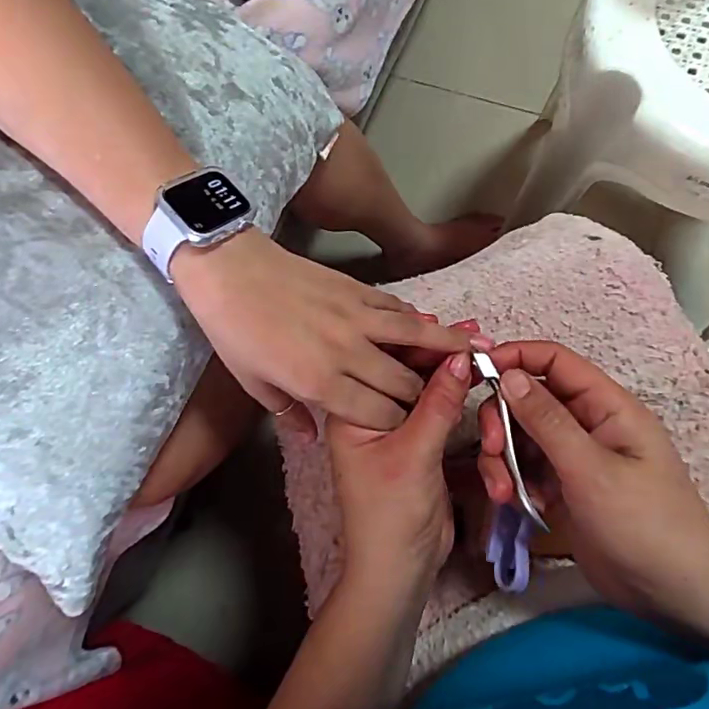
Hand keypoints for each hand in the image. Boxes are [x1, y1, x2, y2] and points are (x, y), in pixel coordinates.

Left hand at [174, 230, 478, 439]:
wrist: (229, 271)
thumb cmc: (234, 332)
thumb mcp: (253, 384)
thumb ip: (290, 413)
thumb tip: (312, 437)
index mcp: (320, 383)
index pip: (380, 414)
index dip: (401, 424)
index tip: (412, 427)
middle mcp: (348, 353)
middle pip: (404, 384)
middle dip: (426, 396)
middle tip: (443, 397)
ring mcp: (357, 317)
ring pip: (416, 338)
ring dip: (448, 347)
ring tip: (479, 350)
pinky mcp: (358, 289)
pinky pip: (397, 308)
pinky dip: (417, 318)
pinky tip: (431, 324)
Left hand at [327, 346, 474, 595]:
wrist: (398, 569)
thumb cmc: (390, 515)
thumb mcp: (414, 455)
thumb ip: (438, 404)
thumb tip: (461, 357)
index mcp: (350, 411)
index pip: (384, 363)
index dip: (420, 343)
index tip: (457, 329)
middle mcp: (368, 412)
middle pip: (404, 368)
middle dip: (439, 349)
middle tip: (475, 331)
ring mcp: (392, 425)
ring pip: (422, 384)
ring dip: (450, 367)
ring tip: (479, 344)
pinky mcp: (415, 440)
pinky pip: (435, 405)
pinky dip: (455, 390)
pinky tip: (473, 374)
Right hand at [477, 342, 708, 622]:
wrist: (674, 593)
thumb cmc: (643, 523)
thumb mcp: (591, 469)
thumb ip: (547, 420)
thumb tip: (509, 375)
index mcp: (606, 406)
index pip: (555, 361)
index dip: (515, 357)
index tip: (478, 372)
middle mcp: (588, 423)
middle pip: (529, 400)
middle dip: (502, 421)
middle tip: (492, 451)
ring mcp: (574, 456)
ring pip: (522, 437)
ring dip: (504, 459)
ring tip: (504, 494)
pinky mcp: (564, 486)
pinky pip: (527, 468)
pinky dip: (516, 482)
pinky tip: (524, 507)